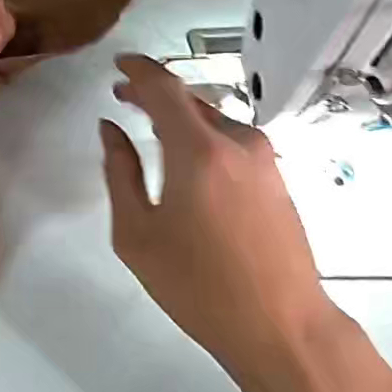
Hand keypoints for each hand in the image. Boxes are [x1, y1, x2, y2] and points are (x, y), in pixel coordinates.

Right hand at [100, 55, 336, 390]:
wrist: (281, 325)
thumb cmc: (198, 286)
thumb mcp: (137, 234)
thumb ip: (119, 172)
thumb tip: (110, 129)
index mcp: (199, 150)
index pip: (164, 87)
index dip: (138, 69)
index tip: (118, 66)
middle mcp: (237, 141)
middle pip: (191, 98)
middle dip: (155, 93)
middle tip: (125, 99)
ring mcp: (264, 158)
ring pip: (214, 119)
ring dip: (181, 117)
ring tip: (152, 131)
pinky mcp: (278, 177)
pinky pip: (233, 141)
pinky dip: (204, 137)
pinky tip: (189, 161)